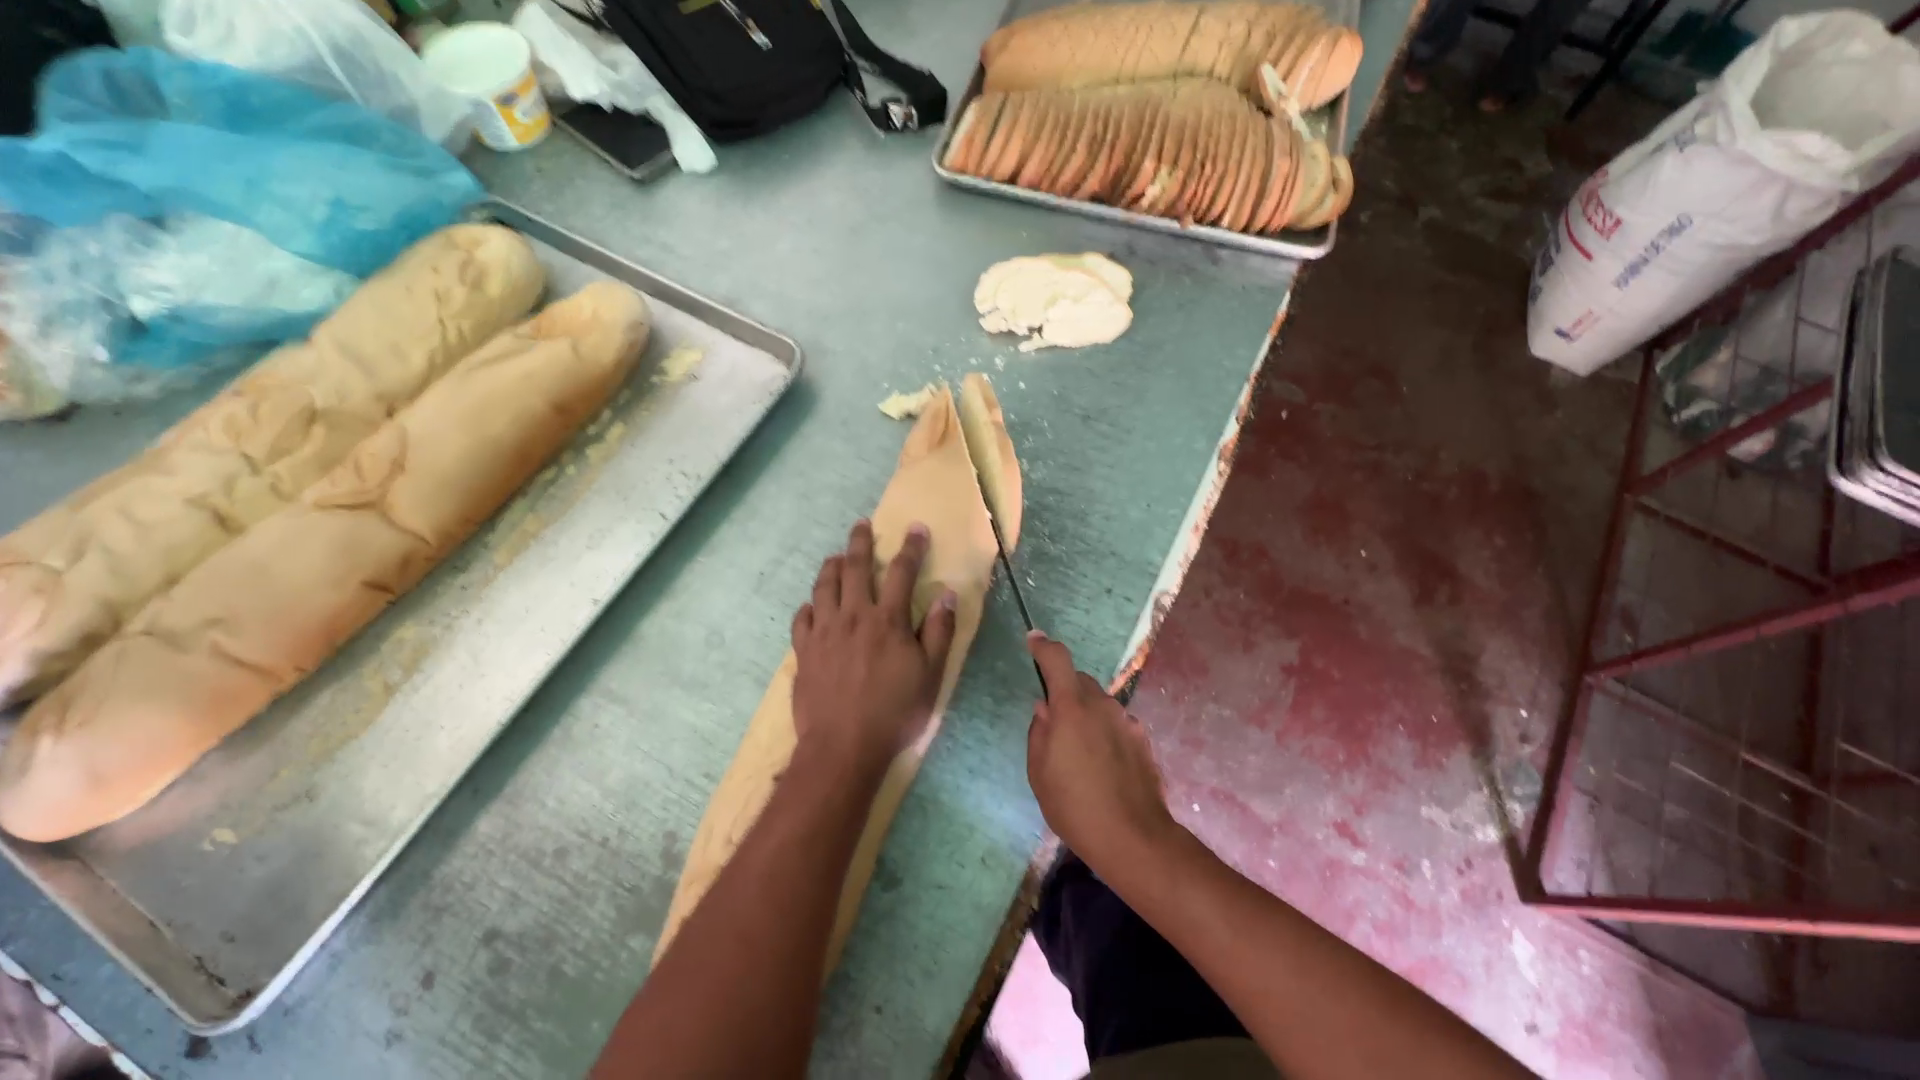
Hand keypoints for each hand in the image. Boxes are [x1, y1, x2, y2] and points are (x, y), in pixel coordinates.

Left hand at [790, 519, 956, 778]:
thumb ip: (938, 631)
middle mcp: (852, 616)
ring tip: (836, 556)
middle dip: (860, 542)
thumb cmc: (894, 712)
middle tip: (862, 525)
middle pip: (854, 568)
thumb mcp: (930, 674)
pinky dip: (809, 606)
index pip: (901, 572)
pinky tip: (812, 606)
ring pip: (824, 586)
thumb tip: (946, 594)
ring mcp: (823, 632)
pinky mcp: (803, 652)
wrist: (843, 745)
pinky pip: (802, 618)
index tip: (916, 529)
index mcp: (887, 620)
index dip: (911, 548)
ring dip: (831, 566)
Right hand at [1027, 632, 1178, 871]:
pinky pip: (1116, 725)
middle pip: (1080, 682)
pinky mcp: (1143, 740)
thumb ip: (1039, 733)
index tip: (1034, 640)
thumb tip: (1045, 709)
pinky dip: (1105, 734)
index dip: (1043, 647)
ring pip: (1100, 705)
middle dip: (1065, 693)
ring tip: (1080, 754)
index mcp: (1070, 709)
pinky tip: (1103, 767)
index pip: (1057, 660)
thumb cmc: (1074, 807)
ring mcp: (1127, 721)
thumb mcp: (1039, 773)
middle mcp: (1102, 706)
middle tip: (1055, 725)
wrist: (1133, 837)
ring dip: (1087, 715)